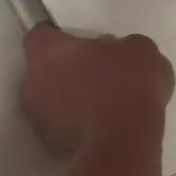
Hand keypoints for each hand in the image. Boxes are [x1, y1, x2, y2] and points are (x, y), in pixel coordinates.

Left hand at [19, 24, 173, 155]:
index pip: (41, 34)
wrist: (123, 139)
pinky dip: (76, 119)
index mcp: (50, 51)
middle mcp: (33, 80)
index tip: (81, 43)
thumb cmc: (129, 84)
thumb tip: (112, 50)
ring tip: (104, 100)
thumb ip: (121, 45)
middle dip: (68, 68)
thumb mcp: (142, 50)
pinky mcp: (47, 140)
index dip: (61, 37)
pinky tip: (103, 121)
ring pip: (50, 96)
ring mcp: (36, 114)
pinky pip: (60, 121)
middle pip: (45, 67)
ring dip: (71, 95)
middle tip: (99, 71)